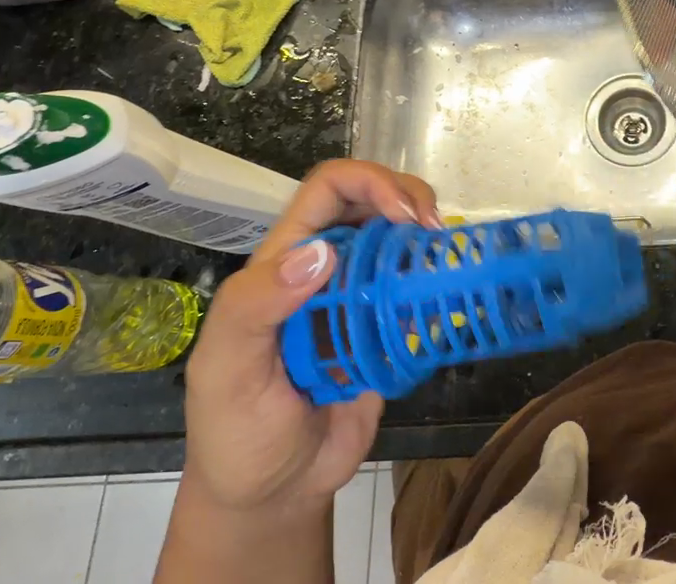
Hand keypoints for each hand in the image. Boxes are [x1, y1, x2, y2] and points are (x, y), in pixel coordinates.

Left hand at [179, 160, 440, 518]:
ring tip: (447, 263)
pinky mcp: (390, 331)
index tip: (402, 216)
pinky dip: (440, 285)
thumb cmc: (236, 431)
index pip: (328, 189)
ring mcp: (362, 299)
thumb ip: (256, 308)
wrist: (274, 493)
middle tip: (434, 233)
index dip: (369, 182)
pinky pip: (419, 293)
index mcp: (283, 262)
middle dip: (411, 199)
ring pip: (402, 242)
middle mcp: (328, 269)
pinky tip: (448, 299)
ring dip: (430, 241)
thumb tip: (323, 252)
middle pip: (375, 202)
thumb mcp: (226, 370)